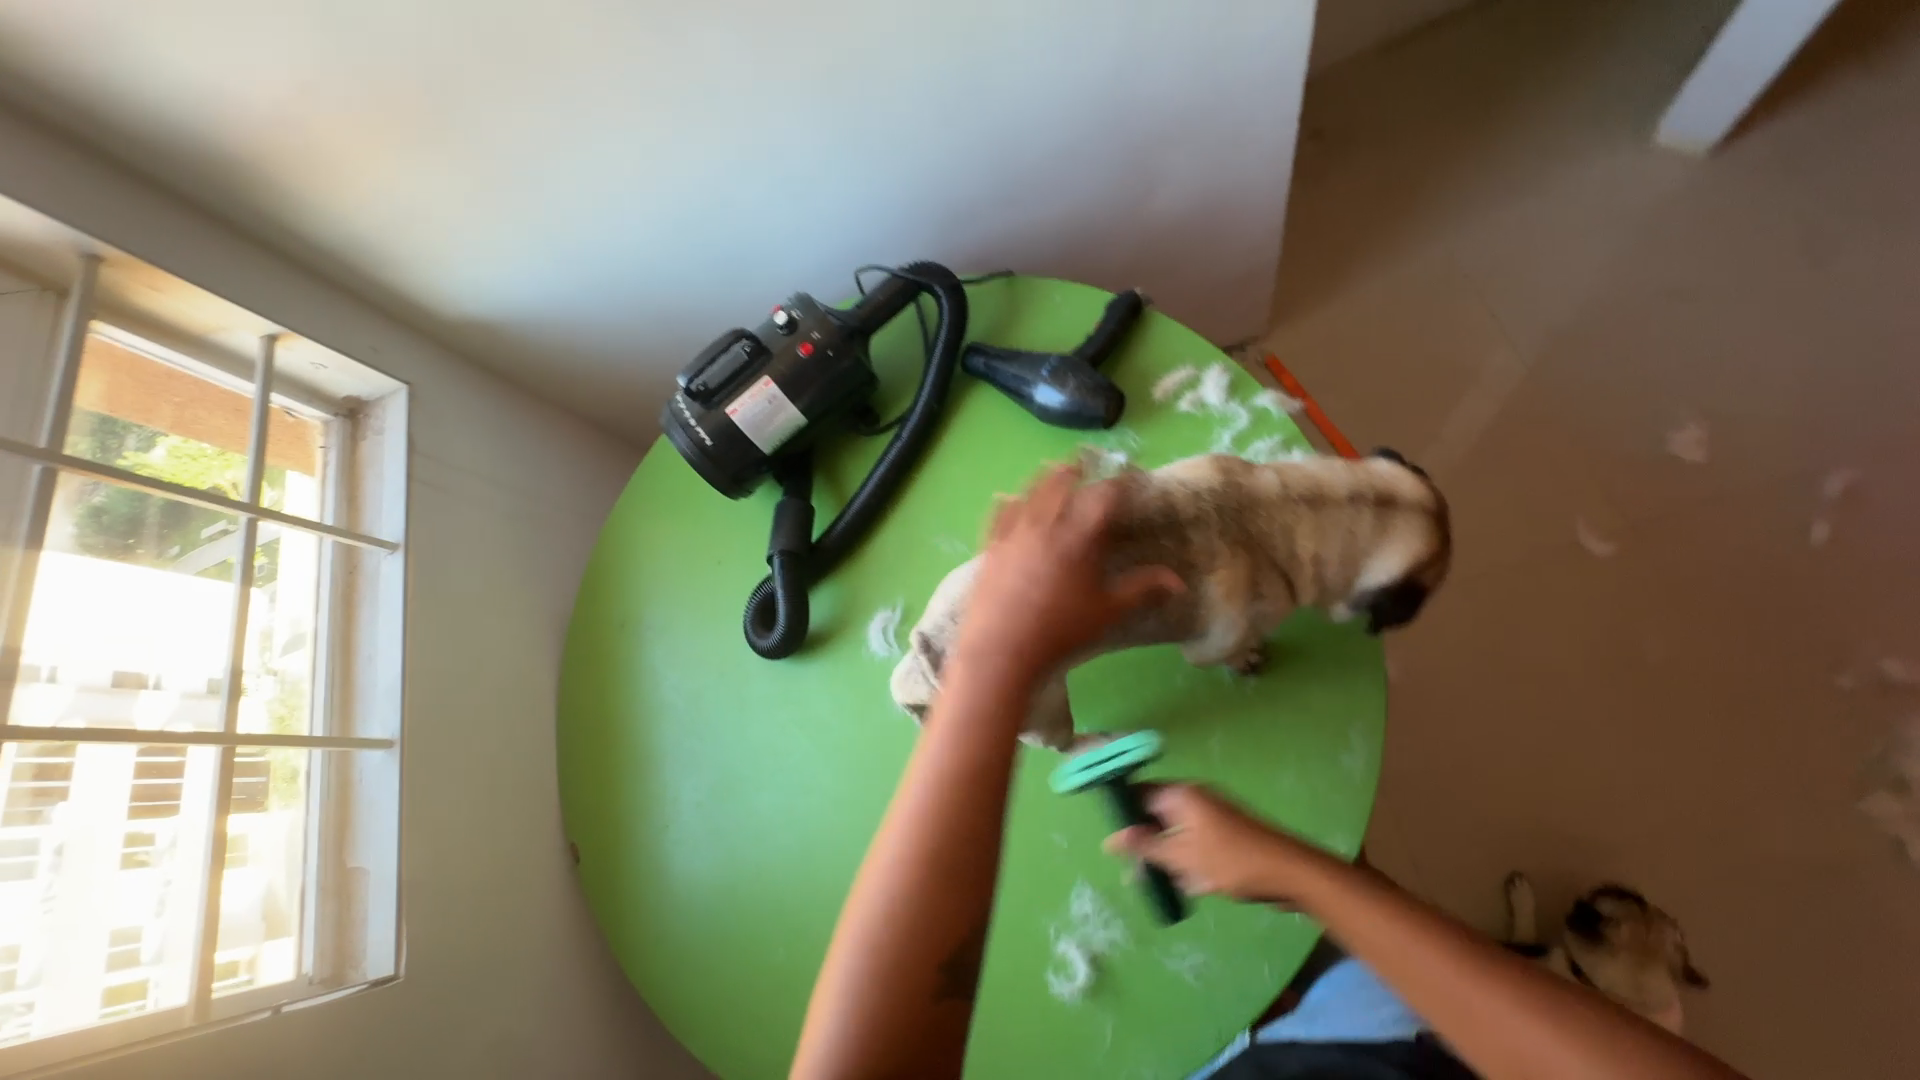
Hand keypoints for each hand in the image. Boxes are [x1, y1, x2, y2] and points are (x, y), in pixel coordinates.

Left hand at [951, 463, 1180, 681]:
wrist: (1002, 648)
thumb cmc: (1061, 630)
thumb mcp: (1108, 612)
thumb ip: (1143, 590)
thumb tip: (1179, 581)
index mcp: (1080, 535)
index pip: (1105, 496)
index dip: (1121, 483)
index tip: (1131, 479)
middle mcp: (1046, 524)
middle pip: (1062, 483)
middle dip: (1077, 471)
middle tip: (1085, 465)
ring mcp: (1015, 532)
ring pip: (1030, 492)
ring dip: (1045, 478)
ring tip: (1054, 471)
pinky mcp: (992, 546)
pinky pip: (1001, 513)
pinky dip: (1010, 501)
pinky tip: (1010, 498)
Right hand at [1103, 784, 1310, 901]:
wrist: (1289, 874)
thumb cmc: (1231, 861)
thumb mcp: (1182, 856)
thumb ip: (1145, 847)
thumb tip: (1110, 839)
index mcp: (1182, 795)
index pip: (1140, 793)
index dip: (1122, 812)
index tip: (1110, 837)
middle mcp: (1195, 800)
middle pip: (1156, 815)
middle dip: (1142, 842)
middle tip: (1128, 869)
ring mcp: (1211, 819)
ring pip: (1174, 834)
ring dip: (1162, 857)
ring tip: (1149, 882)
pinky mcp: (1224, 838)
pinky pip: (1193, 845)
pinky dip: (1183, 862)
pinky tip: (1180, 886)